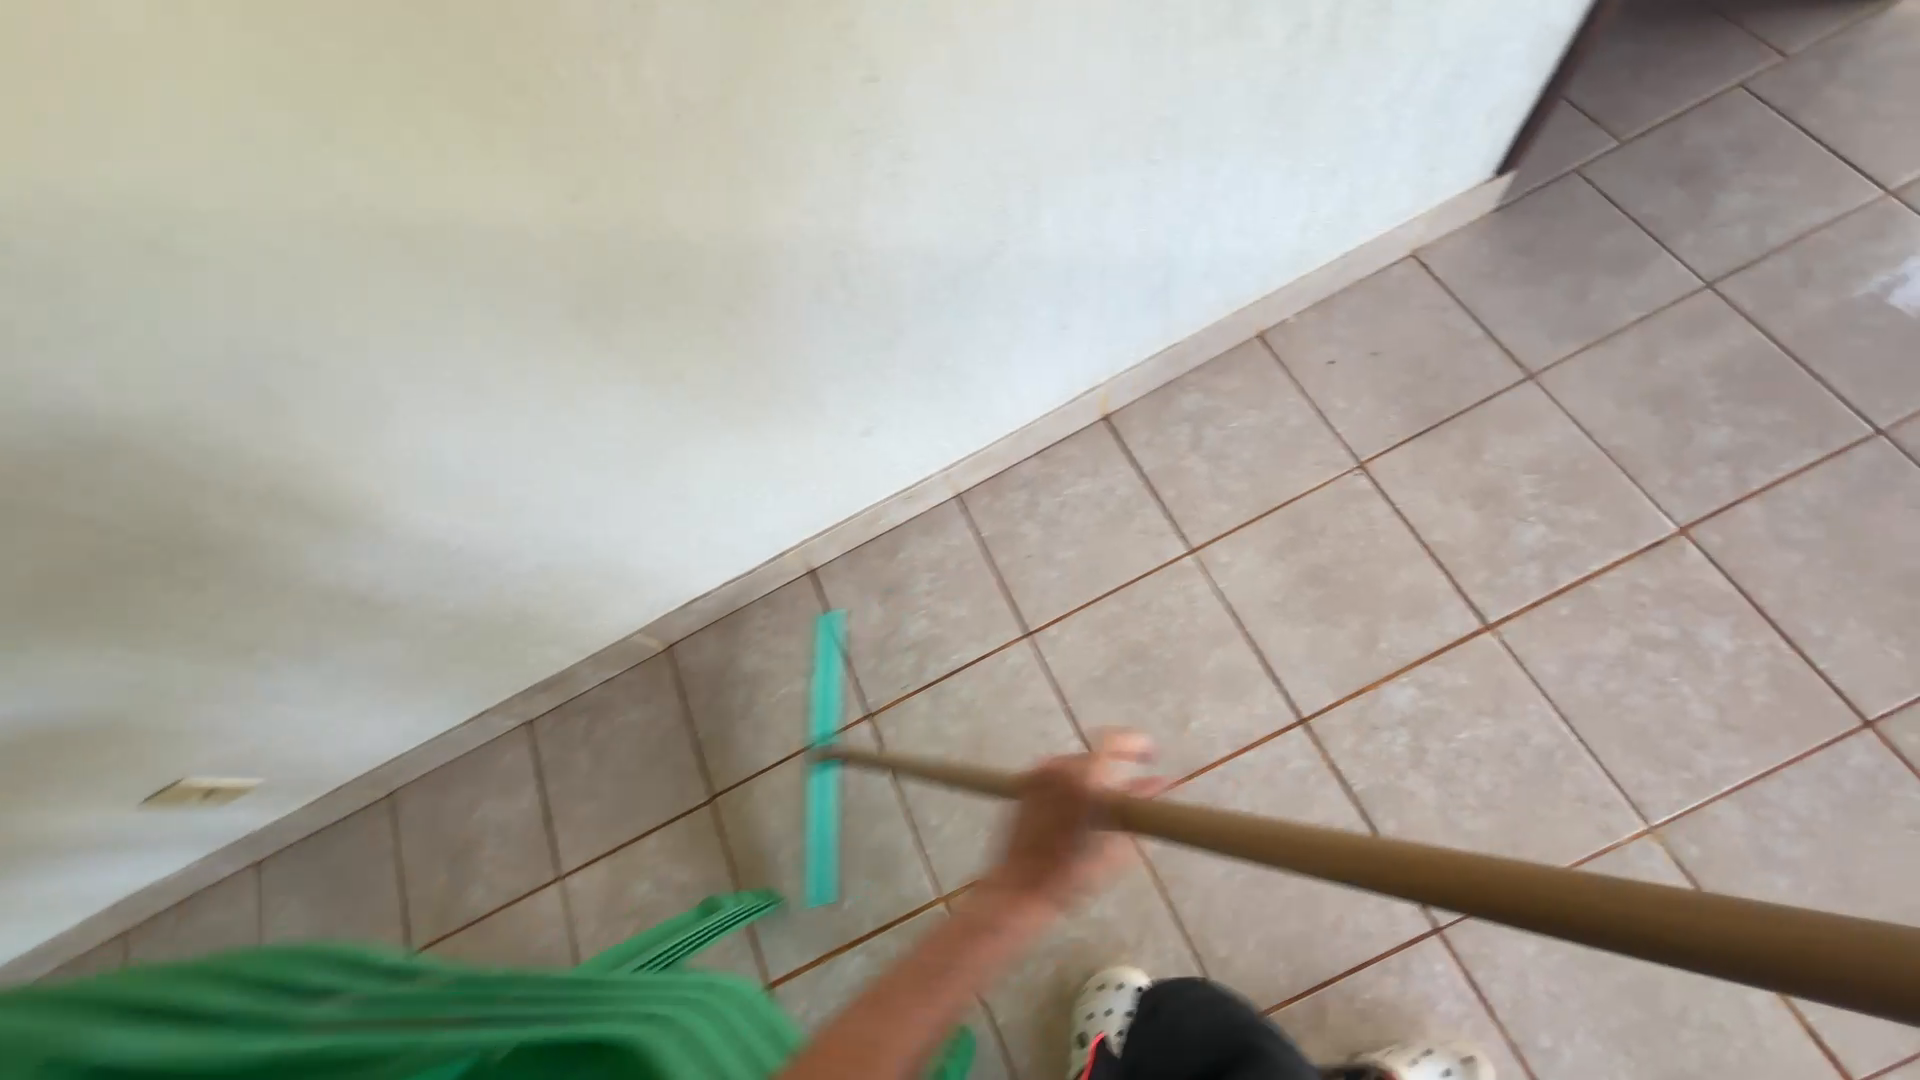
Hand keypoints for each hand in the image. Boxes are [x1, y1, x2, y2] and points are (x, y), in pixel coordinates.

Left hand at [981, 730, 1166, 914]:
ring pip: (1076, 765)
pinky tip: (1078, 810)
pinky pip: (1057, 775)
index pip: (1113, 741)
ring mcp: (1037, 774)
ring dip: (1093, 779)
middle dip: (1116, 769)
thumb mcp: (1116, 846)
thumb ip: (1139, 807)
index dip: (1137, 744)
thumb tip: (1159, 783)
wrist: (1020, 886)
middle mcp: (1058, 769)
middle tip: (1131, 792)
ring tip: (1103, 808)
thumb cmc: (1072, 874)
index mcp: (1083, 780)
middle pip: (1095, 756)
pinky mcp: (1024, 784)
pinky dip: (1072, 785)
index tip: (1152, 754)